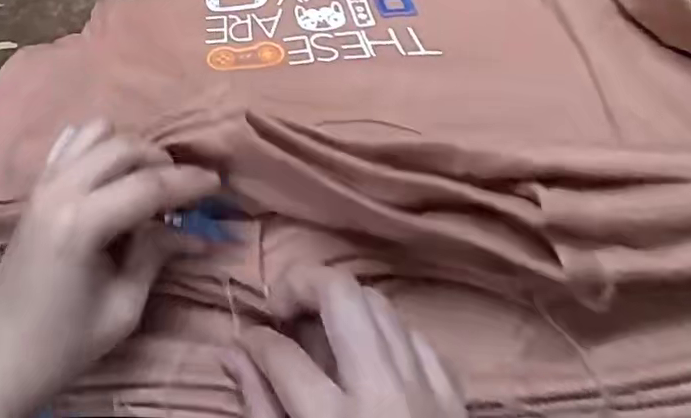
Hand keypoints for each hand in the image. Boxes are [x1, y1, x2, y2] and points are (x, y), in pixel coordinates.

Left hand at [0, 121, 221, 417]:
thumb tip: (198, 232)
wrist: (1, 349)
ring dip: (129, 147)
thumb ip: (156, 256)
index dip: (188, 182)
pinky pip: (70, 142)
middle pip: (123, 147)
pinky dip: (97, 144)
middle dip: (161, 160)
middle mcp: (61, 188)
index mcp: (82, 221)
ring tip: (150, 179)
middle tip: (186, 188)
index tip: (218, 182)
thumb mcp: (123, 308)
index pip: (147, 185)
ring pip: (95, 133)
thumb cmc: (65, 340)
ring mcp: (44, 181)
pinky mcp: (36, 185)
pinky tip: (112, 168)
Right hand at [225, 266, 465, 417]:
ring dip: (341, 304)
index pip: (280, 352)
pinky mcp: (458, 404)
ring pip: (378, 303)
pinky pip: (417, 339)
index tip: (247, 341)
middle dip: (298, 284)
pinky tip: (368, 354)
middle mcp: (385, 395)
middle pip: (340, 294)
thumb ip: (260, 408)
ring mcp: (429, 395)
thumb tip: (232, 352)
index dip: (253, 339)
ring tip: (320, 327)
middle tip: (280, 308)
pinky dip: (386, 333)